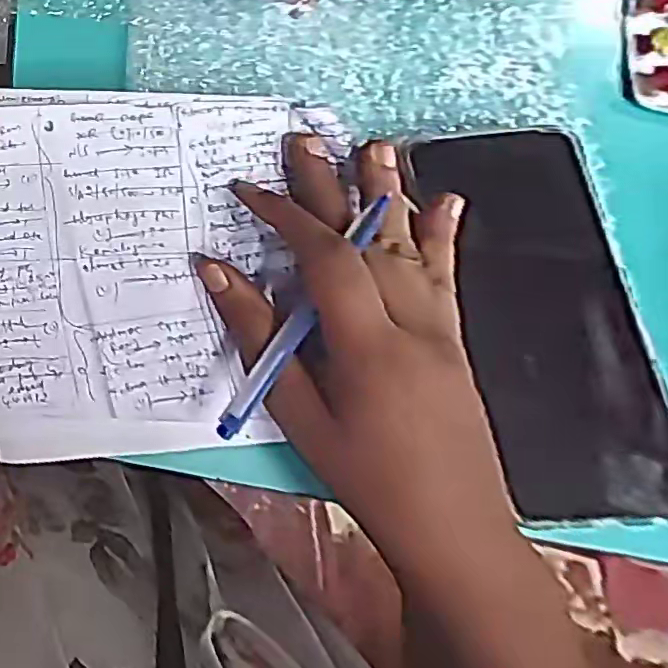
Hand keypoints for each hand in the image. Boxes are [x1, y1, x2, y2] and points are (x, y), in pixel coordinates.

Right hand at [195, 137, 519, 575]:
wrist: (453, 526)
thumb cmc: (361, 470)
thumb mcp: (295, 407)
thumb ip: (256, 332)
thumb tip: (214, 271)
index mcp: (368, 344)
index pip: (325, 259)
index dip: (284, 216)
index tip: (246, 189)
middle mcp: (413, 325)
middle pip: (369, 239)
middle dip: (332, 186)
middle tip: (306, 140)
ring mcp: (440, 330)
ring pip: (410, 249)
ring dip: (389, 194)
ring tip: (375, 147)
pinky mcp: (453, 340)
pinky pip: (446, 279)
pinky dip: (443, 237)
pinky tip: (447, 204)